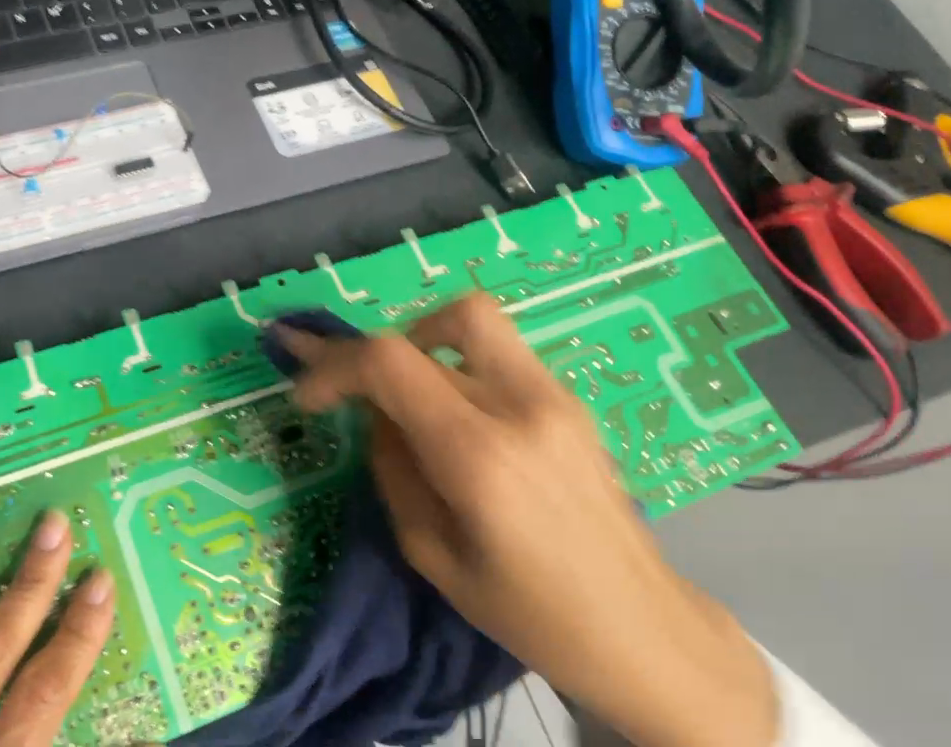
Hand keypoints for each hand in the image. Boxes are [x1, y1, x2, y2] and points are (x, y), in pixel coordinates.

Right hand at [278, 294, 776, 746]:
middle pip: (434, 325)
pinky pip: (497, 352)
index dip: (334, 366)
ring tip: (401, 392)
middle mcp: (522, 406)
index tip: (307, 398)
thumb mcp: (430, 553)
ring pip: (471, 321)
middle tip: (344, 379)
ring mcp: (556, 397)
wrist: (643, 630)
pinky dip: (455, 362)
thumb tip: (375, 415)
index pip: (390, 362)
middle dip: (372, 349)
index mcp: (480, 454)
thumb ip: (393, 468)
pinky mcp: (570, 401)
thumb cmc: (529, 612)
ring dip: (420, 343)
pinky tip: (450, 413)